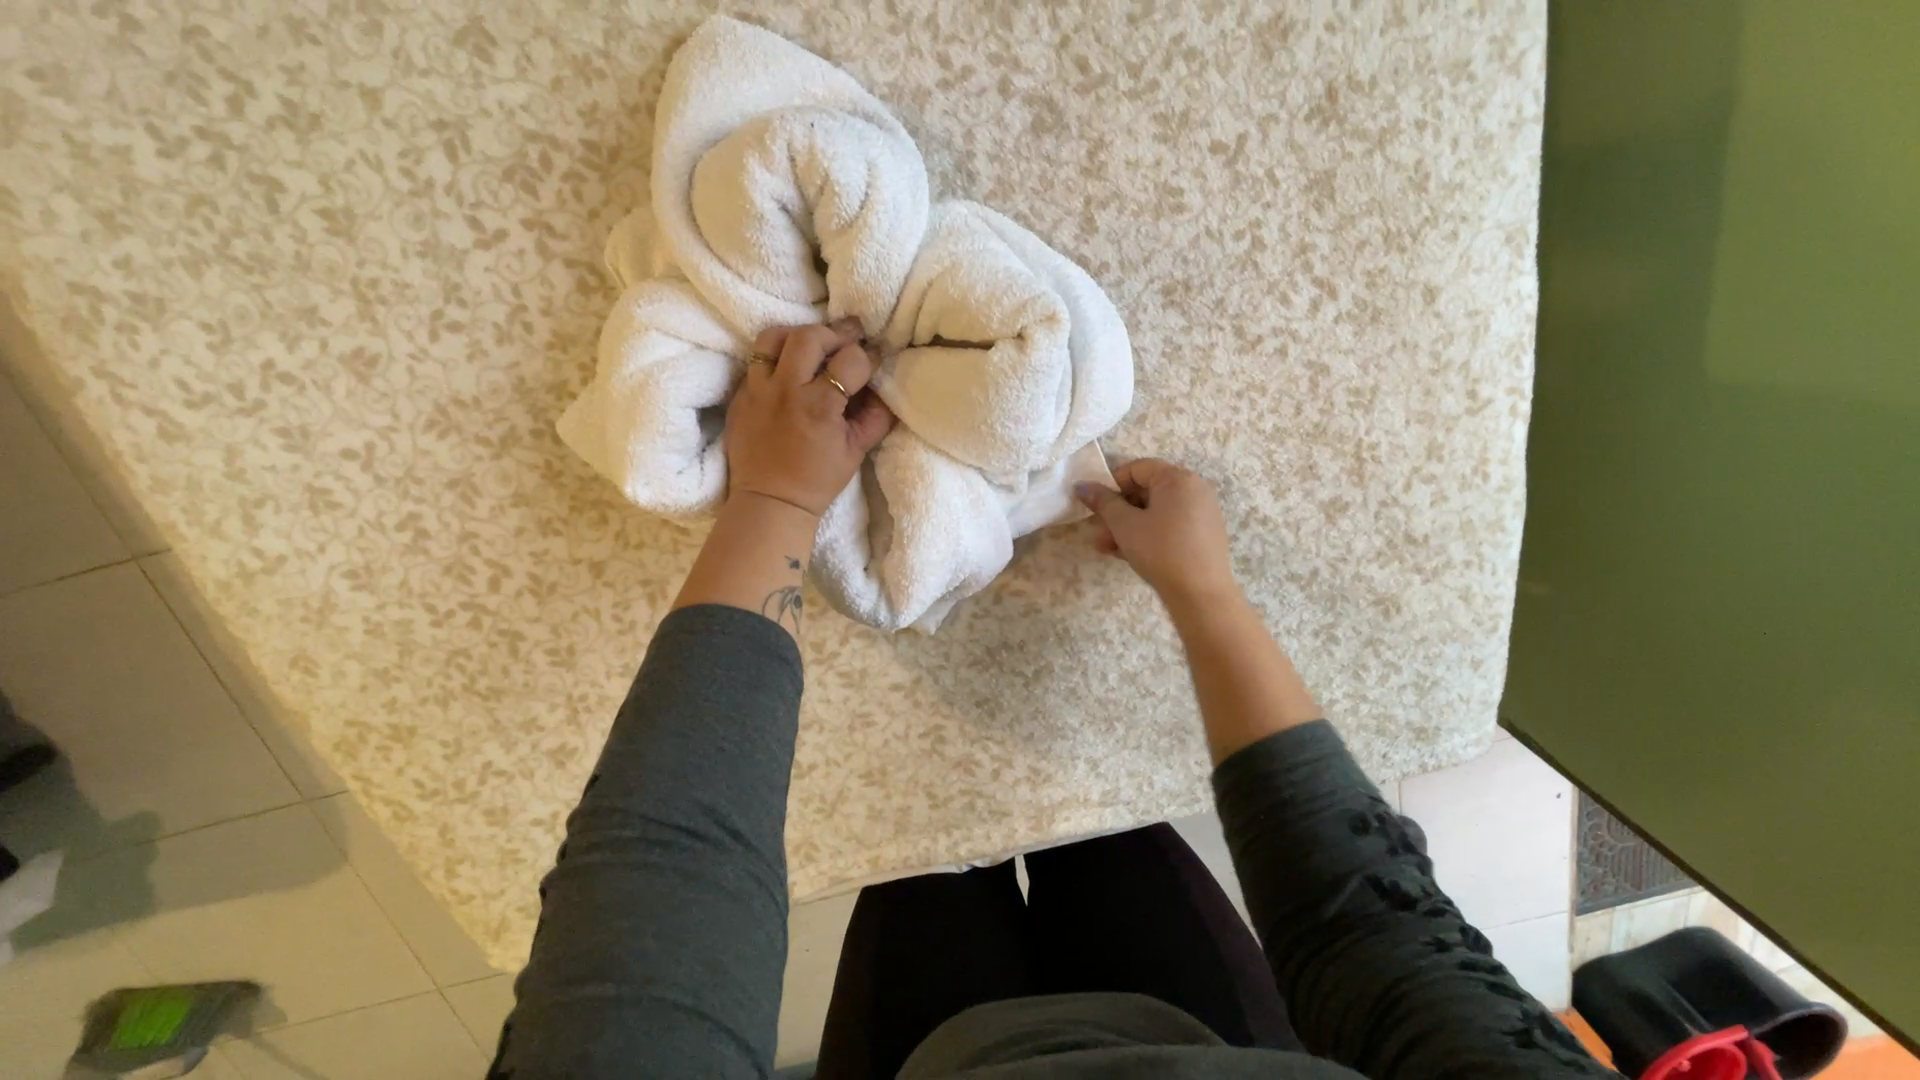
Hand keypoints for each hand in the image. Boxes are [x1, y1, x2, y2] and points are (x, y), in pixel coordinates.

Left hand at [726, 319, 895, 516]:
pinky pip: (756, 362)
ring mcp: (757, 390)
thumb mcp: (857, 451)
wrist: (770, 501)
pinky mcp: (740, 395)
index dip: (867, 358)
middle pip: (810, 336)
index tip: (871, 364)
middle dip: (833, 336)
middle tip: (843, 346)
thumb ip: (876, 417)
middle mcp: (786, 390)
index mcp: (819, 406)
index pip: (851, 360)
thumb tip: (882, 389)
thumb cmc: (817, 479)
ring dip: (796, 337)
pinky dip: (776, 361)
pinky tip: (788, 374)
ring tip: (809, 350)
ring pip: (773, 338)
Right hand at [1077, 459, 1238, 608]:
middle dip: (1118, 511)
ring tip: (1108, 548)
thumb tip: (1082, 485)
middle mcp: (1194, 488)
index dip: (1112, 484)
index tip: (1096, 506)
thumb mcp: (1125, 525)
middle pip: (1147, 490)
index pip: (1137, 468)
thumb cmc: (1160, 551)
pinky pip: (1170, 525)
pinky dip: (1149, 534)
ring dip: (1129, 526)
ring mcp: (1202, 512)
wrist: (1200, 594)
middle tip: (1099, 532)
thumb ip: (1103, 502)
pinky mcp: (1204, 534)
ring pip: (1156, 511)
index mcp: (1177, 478)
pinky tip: (1129, 554)